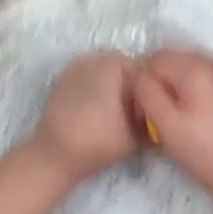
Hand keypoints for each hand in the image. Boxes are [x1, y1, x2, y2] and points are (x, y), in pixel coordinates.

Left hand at [30, 51, 142, 179]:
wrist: (54, 155)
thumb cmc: (98, 142)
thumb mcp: (137, 134)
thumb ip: (152, 116)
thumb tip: (158, 109)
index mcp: (113, 65)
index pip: (145, 70)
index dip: (151, 90)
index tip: (150, 111)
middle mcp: (93, 59)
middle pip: (124, 68)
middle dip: (131, 86)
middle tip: (134, 113)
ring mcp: (73, 67)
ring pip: (104, 72)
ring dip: (112, 86)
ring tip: (114, 113)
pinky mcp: (60, 80)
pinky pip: (86, 79)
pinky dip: (94, 89)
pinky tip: (95, 112)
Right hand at [131, 49, 212, 206]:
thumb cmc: (202, 150)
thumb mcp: (165, 123)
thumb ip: (146, 92)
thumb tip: (139, 76)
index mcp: (196, 68)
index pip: (154, 61)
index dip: (142, 84)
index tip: (142, 112)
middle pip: (172, 62)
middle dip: (157, 84)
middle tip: (153, 115)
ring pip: (186, 72)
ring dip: (173, 89)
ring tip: (171, 118)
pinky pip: (202, 81)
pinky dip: (190, 93)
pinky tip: (191, 117)